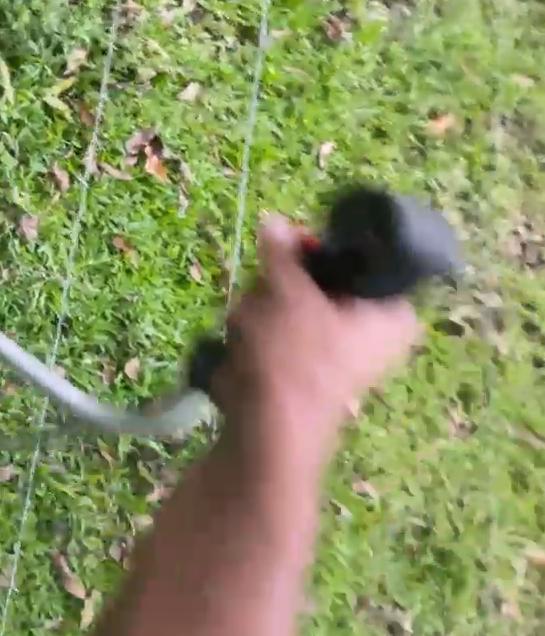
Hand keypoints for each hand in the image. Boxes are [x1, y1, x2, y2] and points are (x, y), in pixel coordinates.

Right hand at [212, 216, 422, 468]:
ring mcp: (335, 348)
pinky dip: (255, 325)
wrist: (267, 414)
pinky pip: (275, 325)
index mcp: (390, 315)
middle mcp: (371, 330)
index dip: (317, 253)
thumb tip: (273, 220)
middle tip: (264, 295)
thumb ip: (282, 254)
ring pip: (288, 302)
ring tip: (249, 320)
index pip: (358, 265)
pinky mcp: (301, 360)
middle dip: (277, 284)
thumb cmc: (293, 353)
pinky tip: (244, 334)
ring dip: (258, 304)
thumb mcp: (287, 293)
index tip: (283, 250)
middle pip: (316, 281)